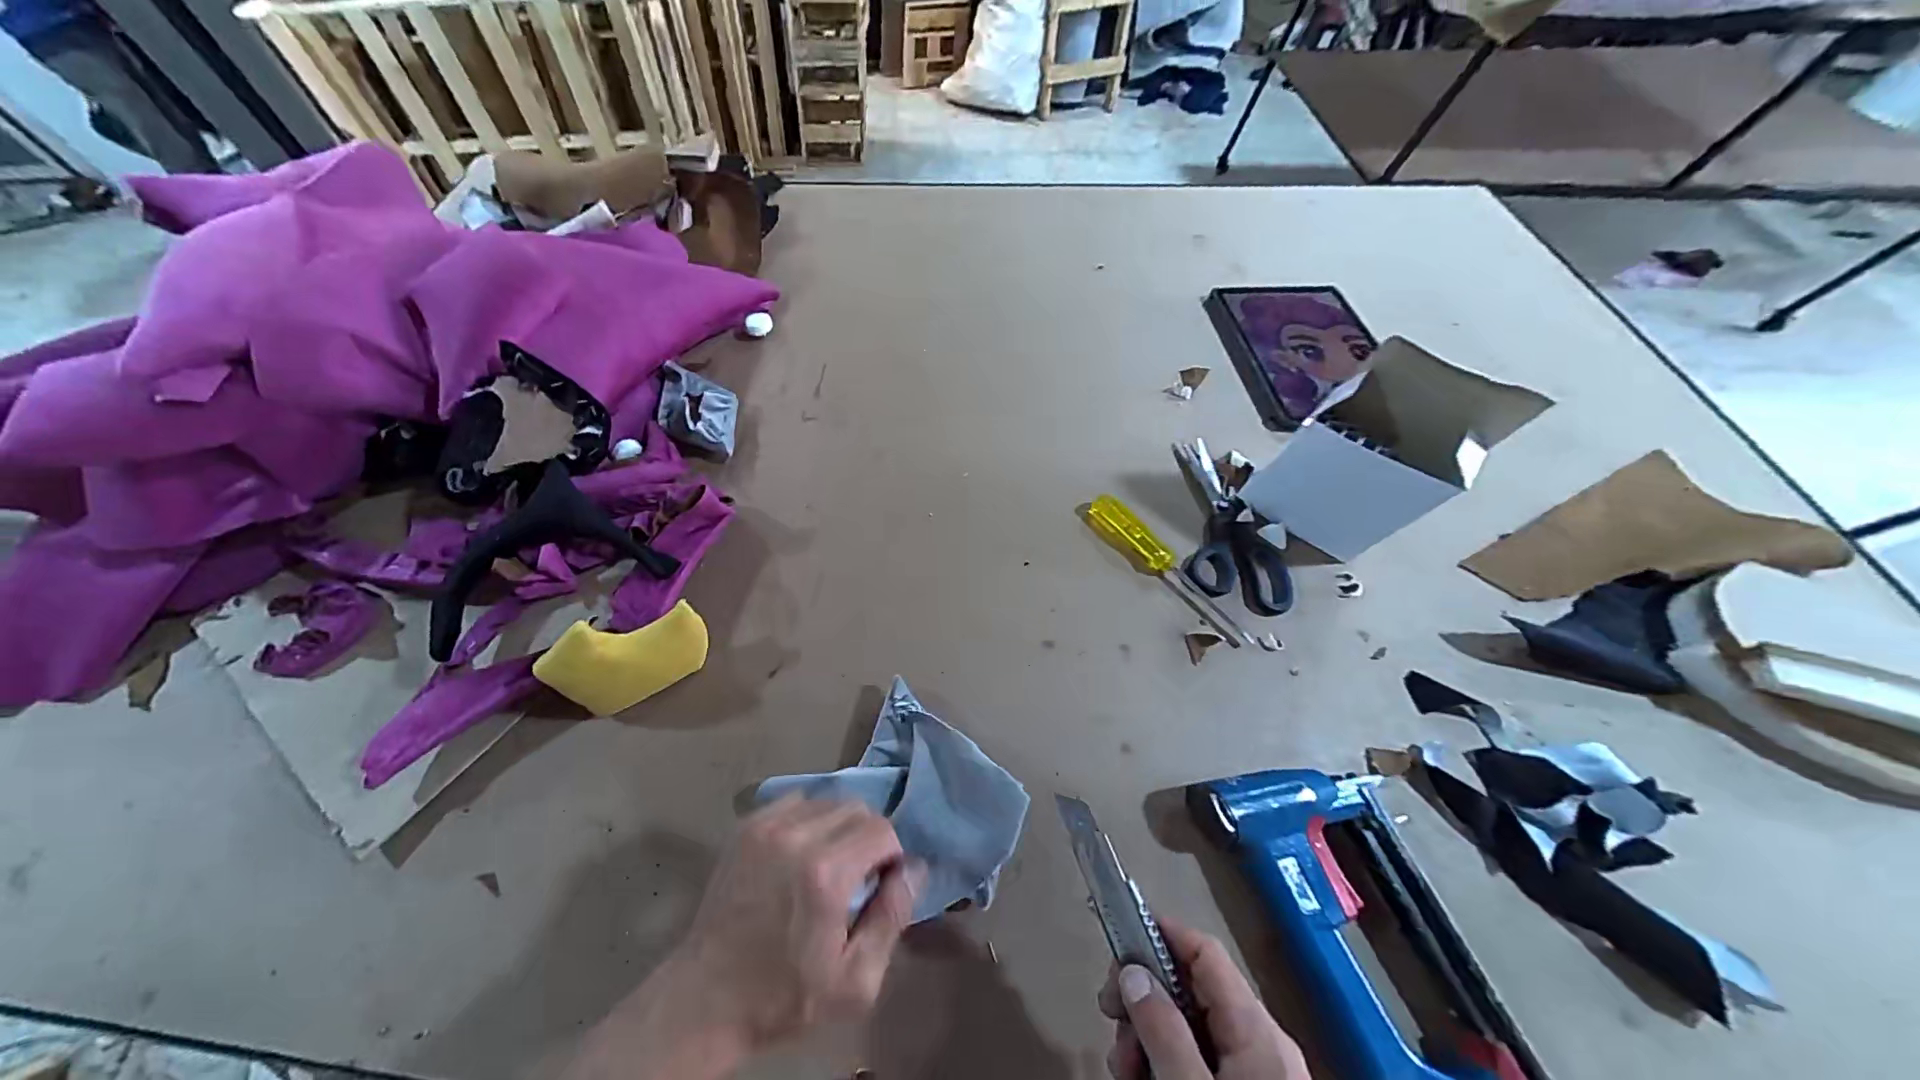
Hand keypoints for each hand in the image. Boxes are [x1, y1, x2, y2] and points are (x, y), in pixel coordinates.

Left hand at [560, 797, 923, 1079]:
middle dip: (868, 839)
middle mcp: (797, 836)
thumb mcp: (855, 981)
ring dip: (839, 827)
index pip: (882, 829)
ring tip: (828, 865)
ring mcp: (766, 827)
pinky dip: (809, 819)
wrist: (705, 1001)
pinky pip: (795, 802)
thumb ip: (892, 917)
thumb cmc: (784, 996)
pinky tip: (800, 853)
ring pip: (827, 801)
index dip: (891, 857)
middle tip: (857, 879)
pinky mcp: (746, 828)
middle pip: (857, 809)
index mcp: (826, 873)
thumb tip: (914, 868)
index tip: (879, 888)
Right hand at [1099, 917, 1307, 1079]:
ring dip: (1147, 1037)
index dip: (1161, 931)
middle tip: (1108, 1018)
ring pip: (1189, 1028)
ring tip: (1123, 1069)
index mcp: (1256, 1029)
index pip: (1204, 951)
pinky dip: (1166, 1063)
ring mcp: (1256, 1072)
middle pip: (1191, 989)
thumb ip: (1162, 1030)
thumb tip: (1133, 971)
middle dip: (1142, 997)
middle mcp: (1260, 1041)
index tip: (1116, 938)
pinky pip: (1199, 1061)